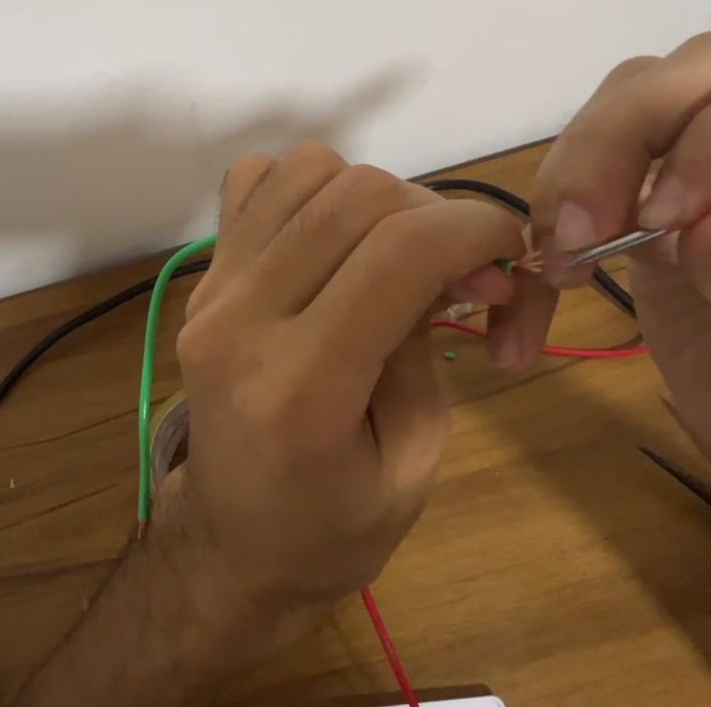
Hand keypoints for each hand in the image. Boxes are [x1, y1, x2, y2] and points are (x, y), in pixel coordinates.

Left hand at [160, 141, 524, 639]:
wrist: (232, 540)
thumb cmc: (334, 527)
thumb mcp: (414, 458)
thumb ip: (426, 343)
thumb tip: (448, 254)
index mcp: (301, 388)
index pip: (399, 252)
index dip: (477, 229)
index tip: (511, 253)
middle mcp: (240, 321)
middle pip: (353, 196)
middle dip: (431, 212)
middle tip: (458, 269)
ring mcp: (208, 292)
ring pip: (302, 170)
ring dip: (368, 194)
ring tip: (391, 253)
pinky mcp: (199, 281)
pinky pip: (250, 183)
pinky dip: (303, 188)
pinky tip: (330, 239)